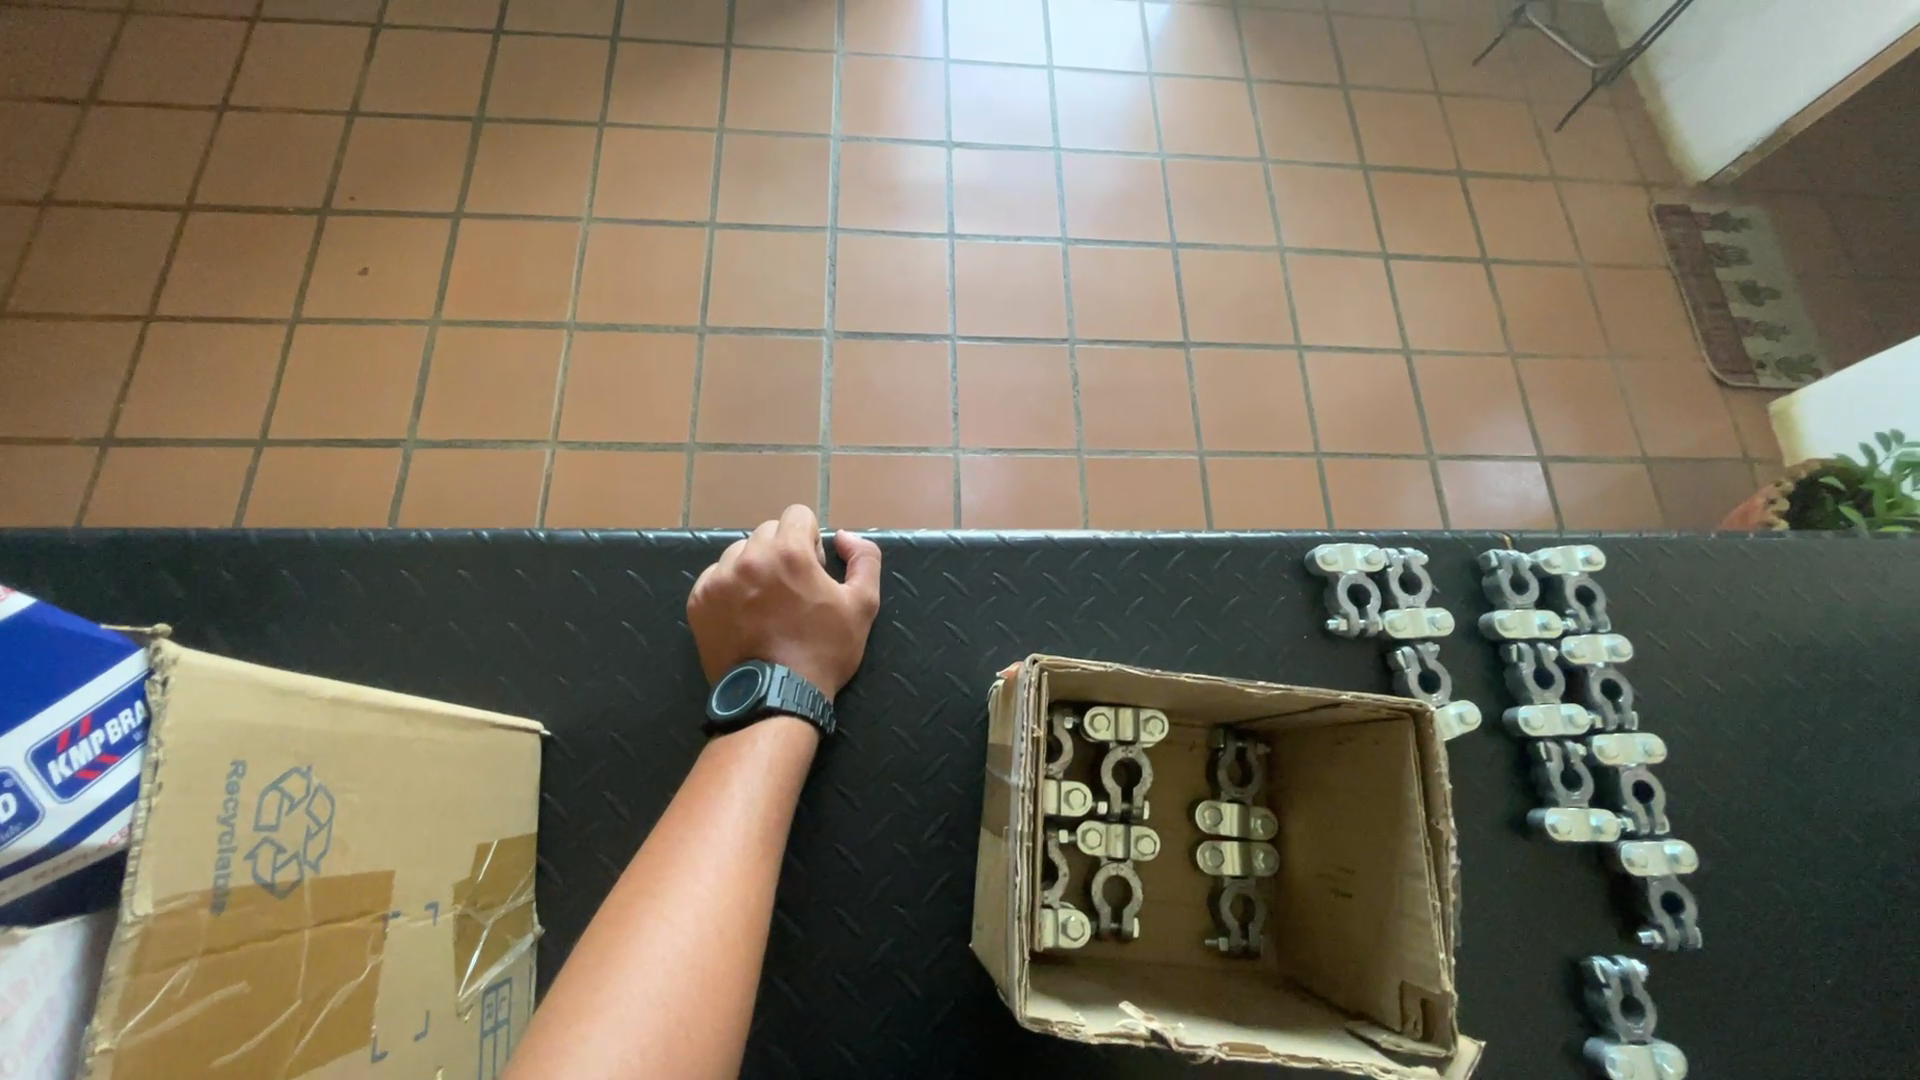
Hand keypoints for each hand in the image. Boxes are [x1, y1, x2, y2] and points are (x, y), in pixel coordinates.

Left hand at [687, 505, 882, 702]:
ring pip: (740, 553)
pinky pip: (717, 577)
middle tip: (794, 591)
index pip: (798, 515)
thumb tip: (843, 536)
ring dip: (756, 568)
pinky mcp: (699, 601)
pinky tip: (745, 616)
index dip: (812, 541)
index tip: (815, 570)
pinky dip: (731, 588)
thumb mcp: (863, 605)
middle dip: (783, 552)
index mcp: (788, 551)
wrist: (776, 697)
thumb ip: (865, 558)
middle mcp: (748, 556)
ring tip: (767, 605)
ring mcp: (718, 579)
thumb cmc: (824, 650)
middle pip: (768, 532)